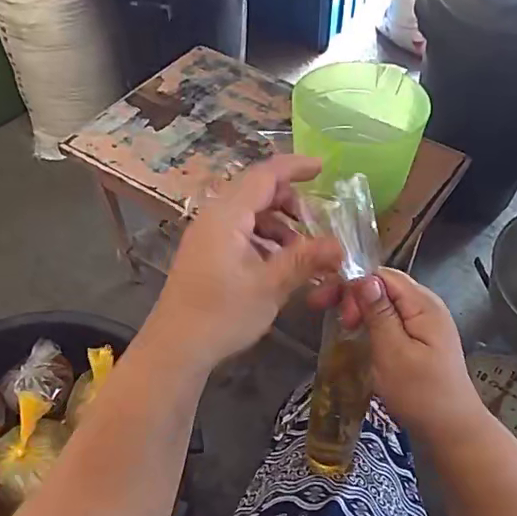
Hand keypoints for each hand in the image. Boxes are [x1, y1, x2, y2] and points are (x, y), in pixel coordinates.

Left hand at [145, 155, 341, 370]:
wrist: (176, 348)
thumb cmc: (222, 315)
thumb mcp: (269, 287)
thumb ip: (304, 260)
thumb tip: (340, 245)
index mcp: (227, 216)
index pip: (265, 175)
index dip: (295, 167)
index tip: (323, 168)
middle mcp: (214, 218)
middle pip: (257, 193)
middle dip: (291, 203)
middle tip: (317, 224)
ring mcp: (208, 237)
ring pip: (250, 215)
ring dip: (279, 226)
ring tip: (303, 252)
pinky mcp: (207, 255)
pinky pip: (241, 233)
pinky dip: (265, 241)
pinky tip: (279, 266)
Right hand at [338, 269, 488, 441]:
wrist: (451, 429)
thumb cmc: (421, 394)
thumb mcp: (393, 353)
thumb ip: (379, 314)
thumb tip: (363, 278)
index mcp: (424, 304)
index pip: (382, 275)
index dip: (354, 286)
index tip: (335, 311)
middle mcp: (428, 306)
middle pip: (385, 286)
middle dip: (355, 297)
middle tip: (335, 321)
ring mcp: (427, 323)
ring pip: (387, 304)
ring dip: (363, 311)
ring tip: (344, 328)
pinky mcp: (422, 340)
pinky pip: (393, 321)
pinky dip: (374, 325)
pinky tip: (361, 338)